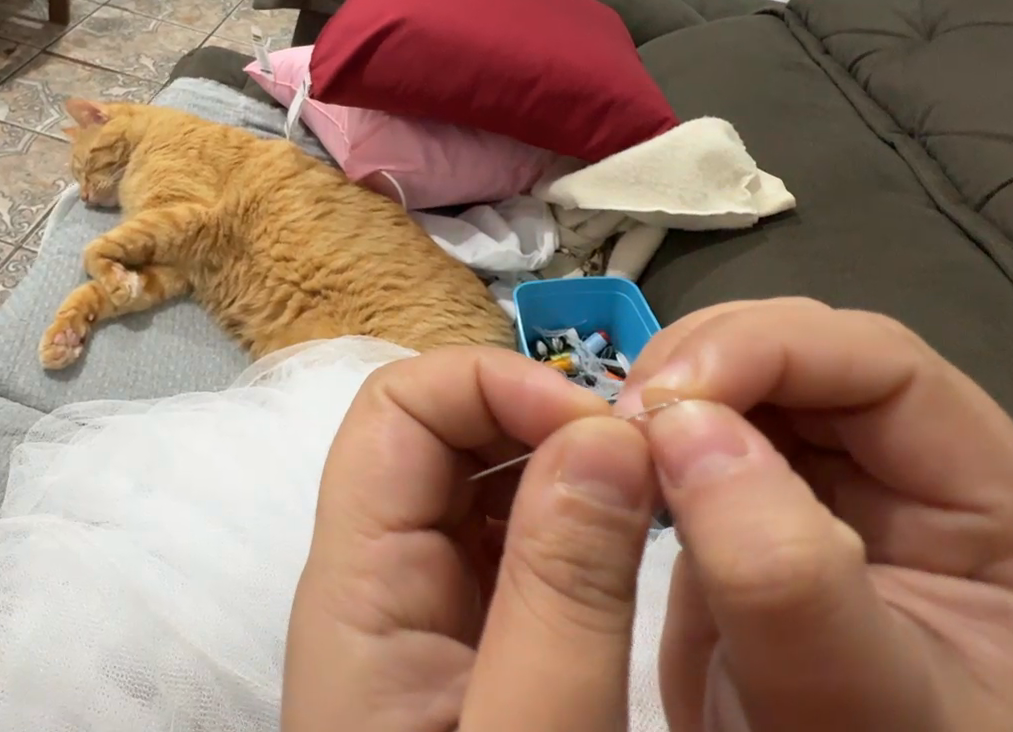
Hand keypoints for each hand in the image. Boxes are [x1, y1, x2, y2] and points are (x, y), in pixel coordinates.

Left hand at [285, 346, 660, 731]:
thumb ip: (562, 592)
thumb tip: (606, 434)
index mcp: (357, 584)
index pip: (395, 409)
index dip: (490, 385)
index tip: (603, 428)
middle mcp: (379, 571)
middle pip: (435, 426)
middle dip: (535, 412)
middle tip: (648, 453)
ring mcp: (422, 598)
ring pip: (476, 472)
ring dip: (561, 456)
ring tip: (654, 485)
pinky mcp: (466, 629)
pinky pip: (509, 530)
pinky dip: (573, 508)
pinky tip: (633, 532)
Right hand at [618, 299, 1012, 730]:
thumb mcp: (849, 706)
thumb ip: (784, 572)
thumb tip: (681, 421)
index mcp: (993, 515)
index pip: (888, 369)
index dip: (771, 350)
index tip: (662, 395)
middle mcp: (917, 481)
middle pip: (811, 353)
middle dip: (708, 361)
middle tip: (626, 415)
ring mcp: (832, 489)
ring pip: (749, 377)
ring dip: (672, 385)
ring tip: (617, 434)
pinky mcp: (757, 504)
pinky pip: (704, 425)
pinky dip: (652, 423)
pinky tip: (620, 452)